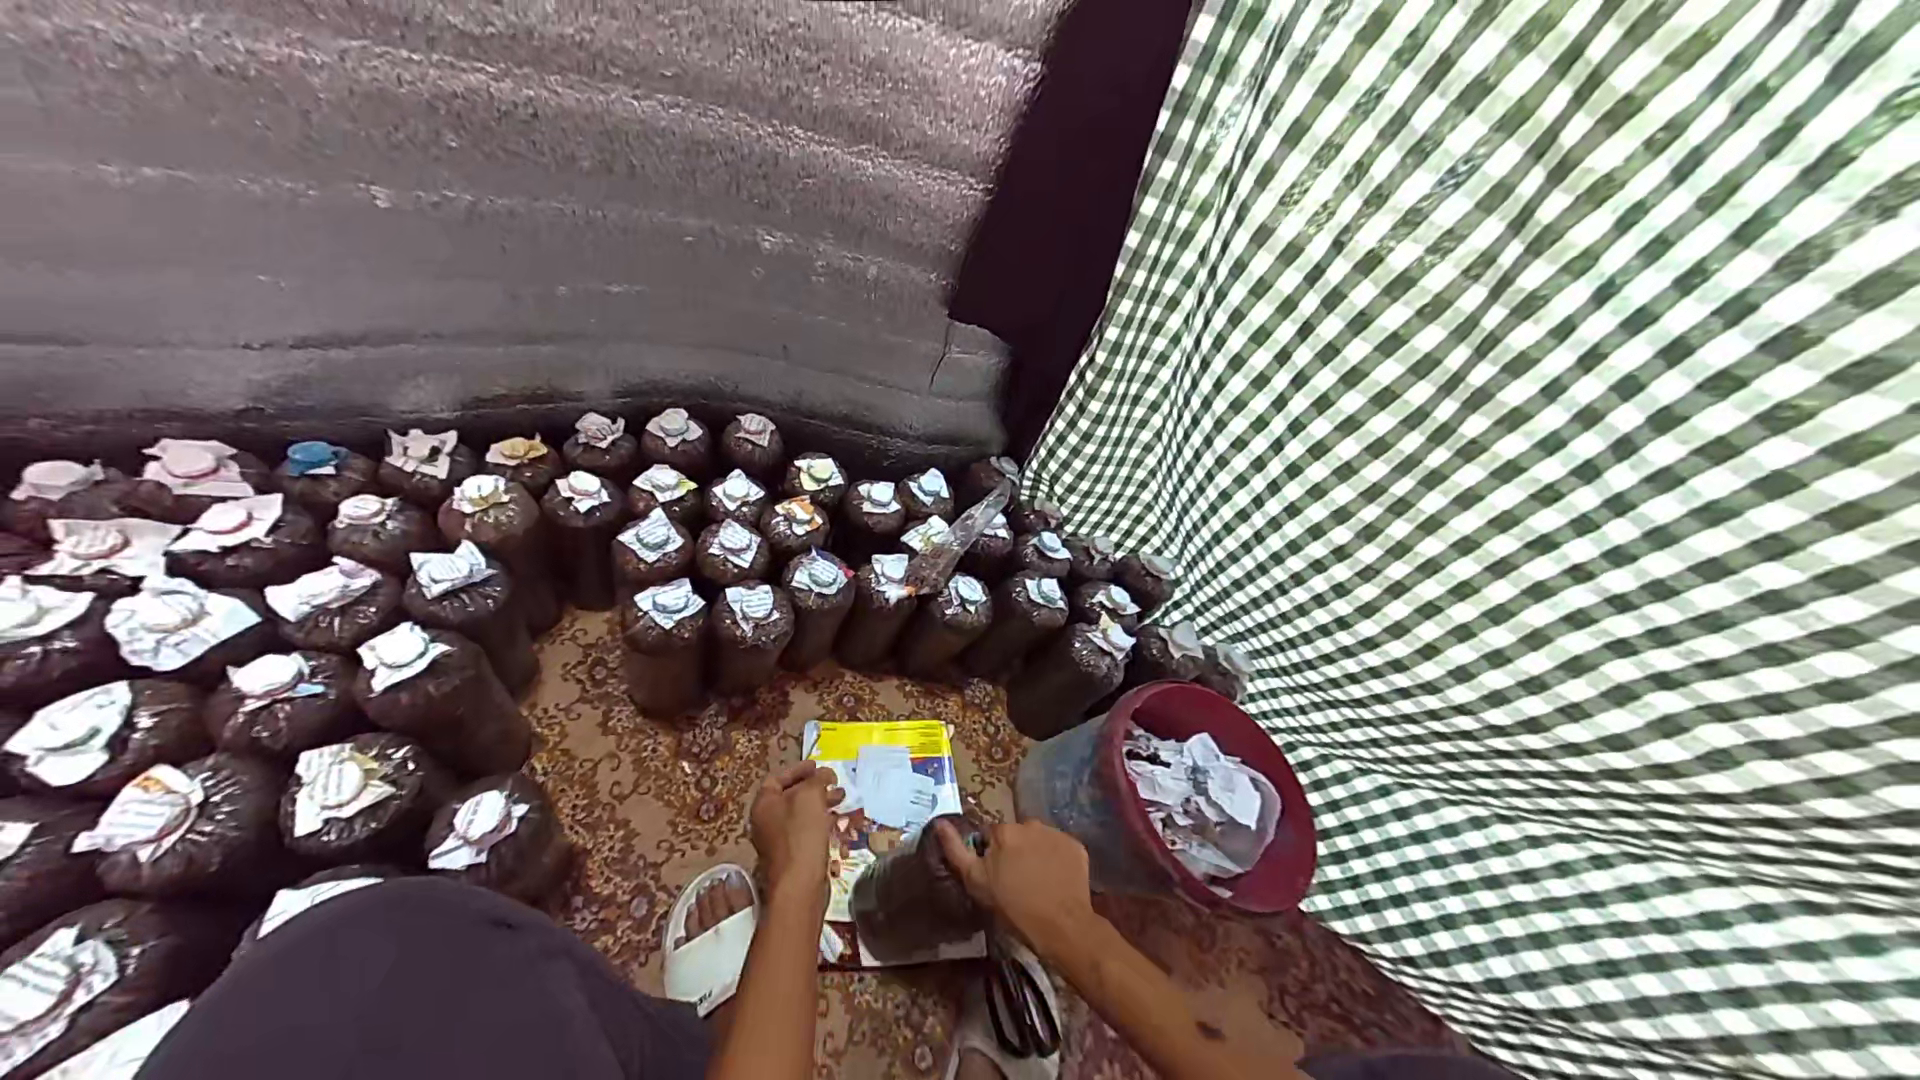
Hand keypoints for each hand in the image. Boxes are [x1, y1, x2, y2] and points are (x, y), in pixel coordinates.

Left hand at [748, 761, 843, 903]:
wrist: (800, 884)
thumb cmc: (801, 834)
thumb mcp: (810, 796)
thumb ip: (817, 779)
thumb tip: (824, 774)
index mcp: (764, 804)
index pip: (778, 778)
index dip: (798, 769)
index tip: (817, 765)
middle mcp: (767, 821)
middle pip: (792, 796)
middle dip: (815, 787)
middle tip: (835, 783)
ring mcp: (780, 841)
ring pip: (803, 815)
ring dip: (823, 804)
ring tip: (842, 800)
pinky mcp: (794, 856)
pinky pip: (808, 832)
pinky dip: (823, 823)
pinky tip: (840, 823)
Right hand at [934, 818, 1094, 956]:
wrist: (1062, 926)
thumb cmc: (1014, 908)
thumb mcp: (977, 882)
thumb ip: (956, 850)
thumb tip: (939, 823)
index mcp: (1004, 830)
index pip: (992, 836)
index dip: (992, 855)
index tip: (997, 876)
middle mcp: (1030, 823)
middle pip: (1017, 835)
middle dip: (1015, 852)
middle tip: (1017, 881)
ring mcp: (1056, 834)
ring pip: (1039, 841)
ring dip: (1036, 854)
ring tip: (1038, 883)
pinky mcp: (1076, 846)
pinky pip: (1060, 849)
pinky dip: (1057, 860)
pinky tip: (1056, 881)